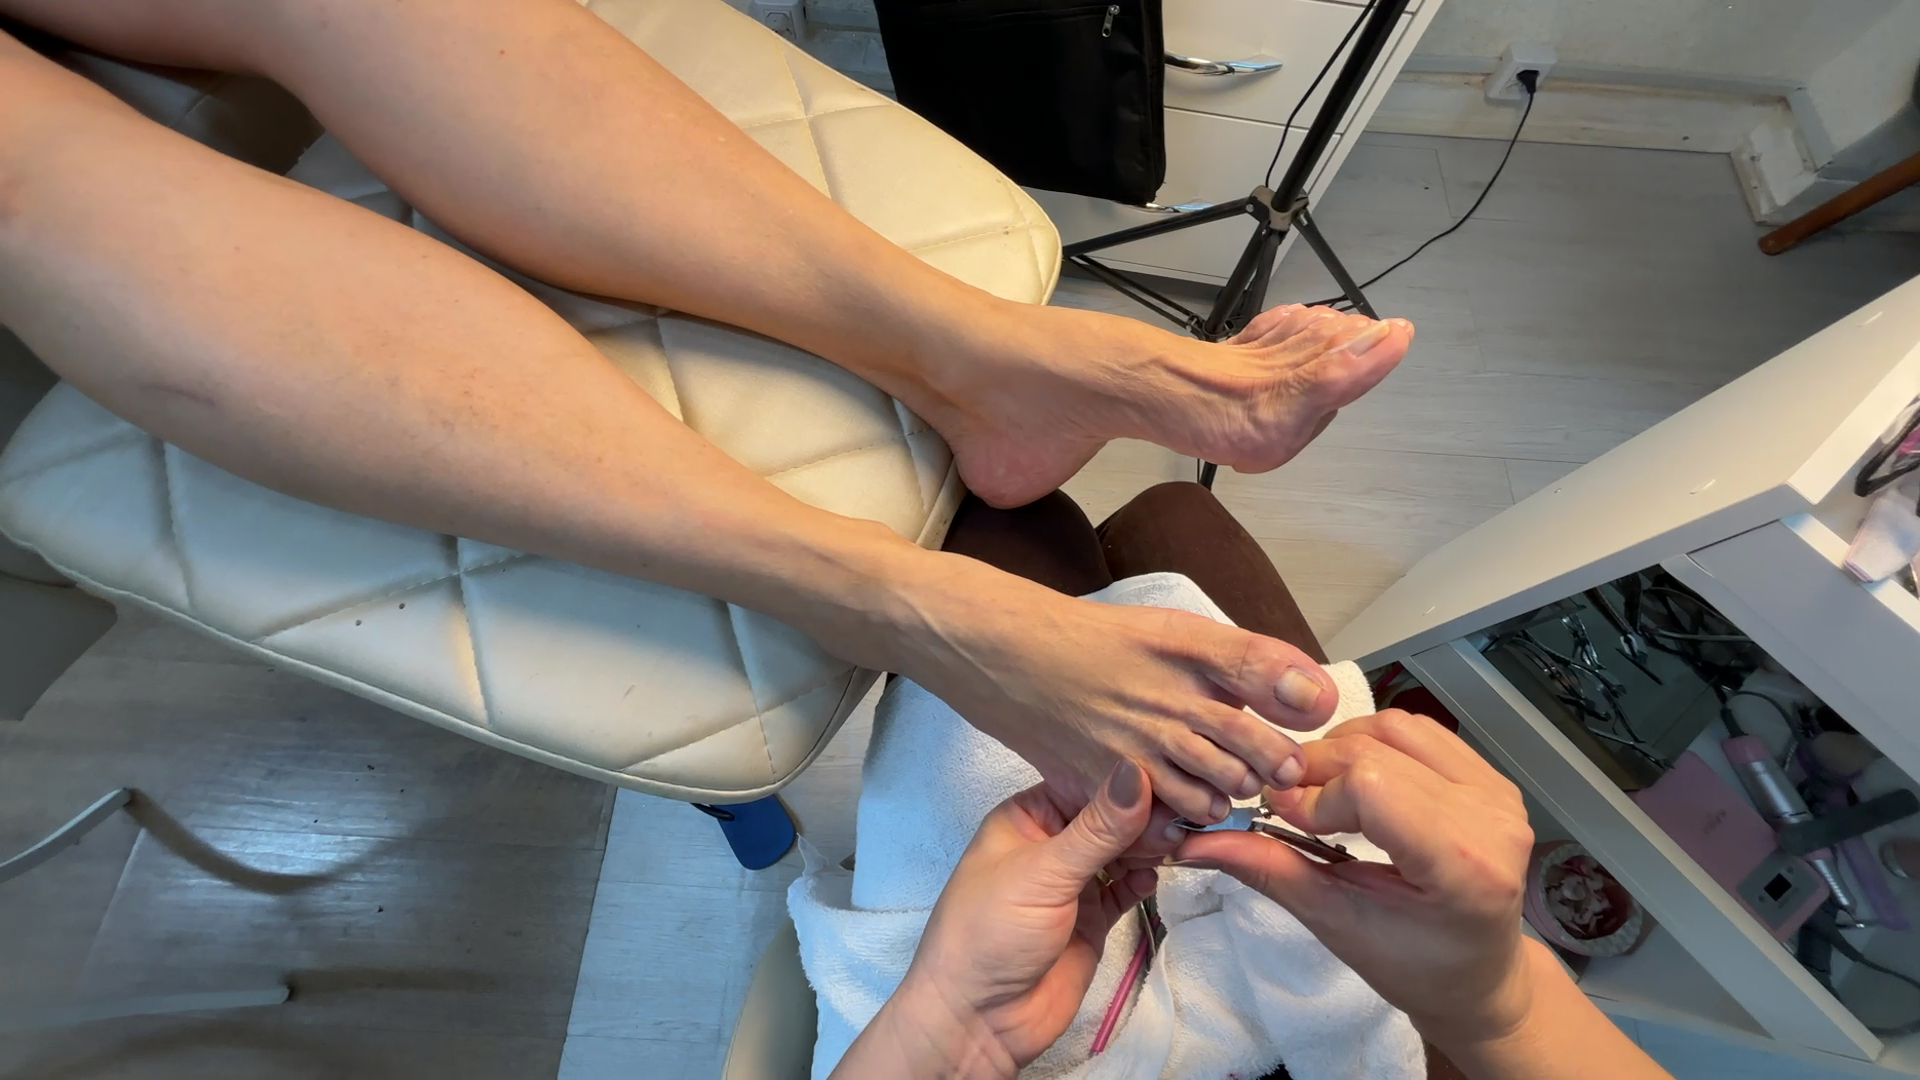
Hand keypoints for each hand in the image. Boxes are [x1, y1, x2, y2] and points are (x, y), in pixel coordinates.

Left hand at [844, 760, 1156, 1076]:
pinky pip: (1123, 889)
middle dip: (1140, 817)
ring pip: (1120, 852)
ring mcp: (1072, 882)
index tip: (1166, 779)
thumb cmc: (993, 928)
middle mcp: (1051, 842)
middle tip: (1178, 820)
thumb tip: (1136, 772)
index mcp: (1027, 816)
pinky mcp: (1091, 919)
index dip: (1122, 782)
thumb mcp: (1045, 871)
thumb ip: (1098, 828)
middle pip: (1106, 818)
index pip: (1082, 785)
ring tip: (1173, 846)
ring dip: (1146, 848)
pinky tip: (1152, 878)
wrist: (978, 1021)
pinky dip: (1140, 881)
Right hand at [900, 555, 1334, 835]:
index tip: (1290, 739)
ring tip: (1208, 783)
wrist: (1006, 649)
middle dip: (1265, 771)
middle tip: (1257, 768)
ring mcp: (1137, 752)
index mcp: (1195, 662)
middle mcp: (1172, 711)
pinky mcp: (1101, 782)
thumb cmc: (1089, 637)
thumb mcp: (1172, 629)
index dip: (1296, 732)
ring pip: (1212, 800)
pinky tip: (1165, 804)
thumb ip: (1246, 659)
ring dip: (1220, 798)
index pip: (1282, 710)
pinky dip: (1173, 825)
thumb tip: (1313, 695)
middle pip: (1253, 765)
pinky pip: (1159, 826)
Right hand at [1174, 709, 1536, 1045]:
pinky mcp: (1487, 775)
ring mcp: (1495, 790)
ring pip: (1388, 727)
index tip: (1288, 820)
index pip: (1371, 787)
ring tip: (1325, 790)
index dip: (1315, 796)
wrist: (1477, 971)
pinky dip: (1368, 739)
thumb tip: (1192, 842)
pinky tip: (1356, 776)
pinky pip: (1412, 728)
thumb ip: (1268, 869)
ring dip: (1339, 748)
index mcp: (1464, 866)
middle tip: (1291, 805)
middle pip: (1371, 751)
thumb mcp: (1333, 922)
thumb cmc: (1412, 962)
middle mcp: (1491, 818)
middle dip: (1314, 771)